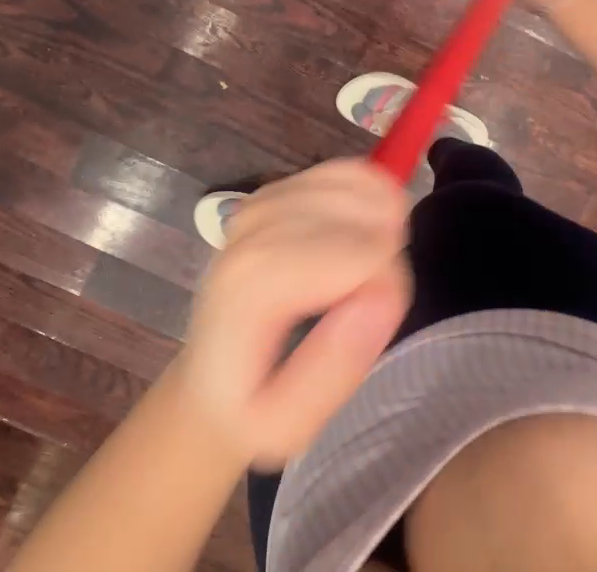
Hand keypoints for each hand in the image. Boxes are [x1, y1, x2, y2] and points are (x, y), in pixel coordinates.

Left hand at [175, 160, 410, 467]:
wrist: (209, 378)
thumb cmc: (251, 407)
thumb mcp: (291, 424)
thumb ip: (337, 366)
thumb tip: (380, 292)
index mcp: (254, 284)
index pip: (362, 249)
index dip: (387, 284)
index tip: (372, 321)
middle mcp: (252, 230)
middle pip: (365, 214)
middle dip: (384, 257)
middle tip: (361, 304)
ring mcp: (260, 202)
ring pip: (360, 188)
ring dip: (375, 227)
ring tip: (354, 275)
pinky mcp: (272, 189)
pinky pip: (345, 172)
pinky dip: (365, 198)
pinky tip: (354, 234)